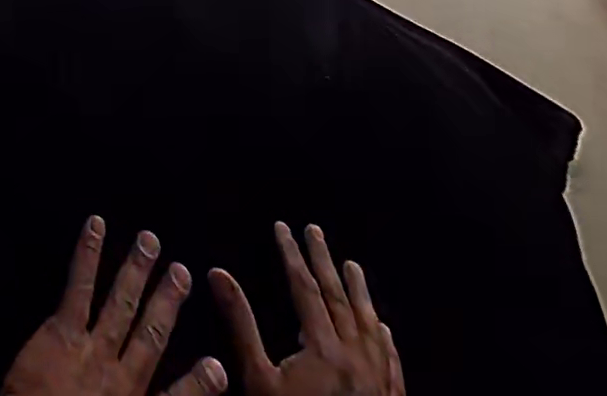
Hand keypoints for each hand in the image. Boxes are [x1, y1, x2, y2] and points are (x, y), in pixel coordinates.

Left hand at [3, 216, 228, 395]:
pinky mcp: (62, 331)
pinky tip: (97, 226)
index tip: (219, 366)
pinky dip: (89, 253)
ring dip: (137, 270)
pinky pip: (80, 286)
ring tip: (150, 240)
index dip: (198, 384)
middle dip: (167, 300)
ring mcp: (92, 350)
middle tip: (182, 268)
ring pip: (122, 302)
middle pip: (151, 333)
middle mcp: (119, 377)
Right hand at [209, 223, 403, 395]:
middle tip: (314, 230)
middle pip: (340, 299)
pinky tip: (382, 329)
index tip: (282, 227)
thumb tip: (217, 271)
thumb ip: (240, 322)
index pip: (305, 287)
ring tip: (351, 265)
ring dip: (358, 292)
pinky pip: (390, 362)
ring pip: (369, 326)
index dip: (291, 254)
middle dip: (324, 260)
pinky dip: (382, 337)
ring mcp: (379, 383)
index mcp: (325, 349)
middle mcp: (357, 358)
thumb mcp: (257, 379)